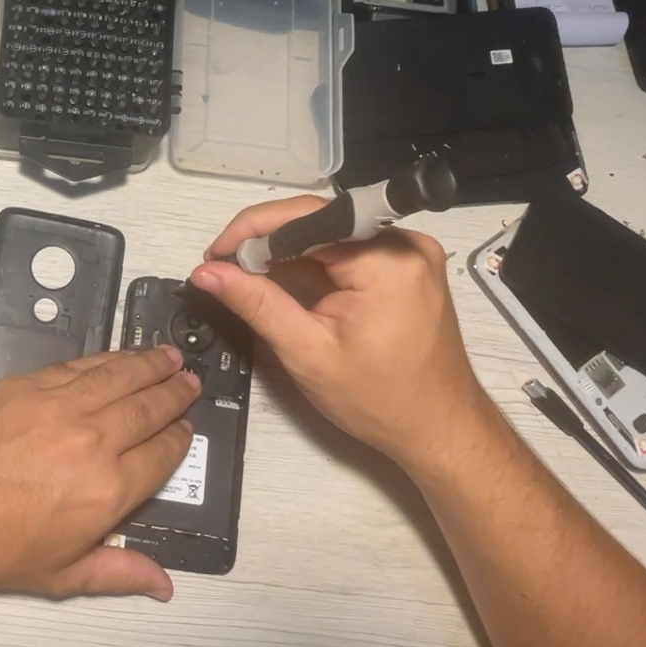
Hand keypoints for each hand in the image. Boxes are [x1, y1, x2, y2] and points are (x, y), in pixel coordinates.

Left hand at [0, 348, 198, 600]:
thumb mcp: (62, 574)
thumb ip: (119, 572)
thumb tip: (162, 584)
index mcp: (107, 490)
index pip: (164, 454)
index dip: (180, 439)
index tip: (185, 430)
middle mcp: (91, 441)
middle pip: (149, 406)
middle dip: (175, 393)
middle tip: (190, 383)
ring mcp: (57, 407)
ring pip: (119, 376)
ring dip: (150, 364)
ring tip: (169, 357)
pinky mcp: (26, 386)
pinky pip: (79, 365)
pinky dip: (106, 359)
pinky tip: (118, 358)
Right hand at [189, 196, 495, 471]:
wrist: (439, 428)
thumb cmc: (379, 400)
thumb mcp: (307, 352)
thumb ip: (255, 303)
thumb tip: (207, 272)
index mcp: (386, 259)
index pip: (305, 218)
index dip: (252, 230)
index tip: (214, 255)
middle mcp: (404, 243)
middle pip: (317, 220)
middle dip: (265, 240)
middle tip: (222, 267)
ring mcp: (407, 252)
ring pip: (328, 233)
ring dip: (284, 251)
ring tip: (243, 275)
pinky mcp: (404, 266)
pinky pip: (346, 248)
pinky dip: (310, 262)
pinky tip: (280, 281)